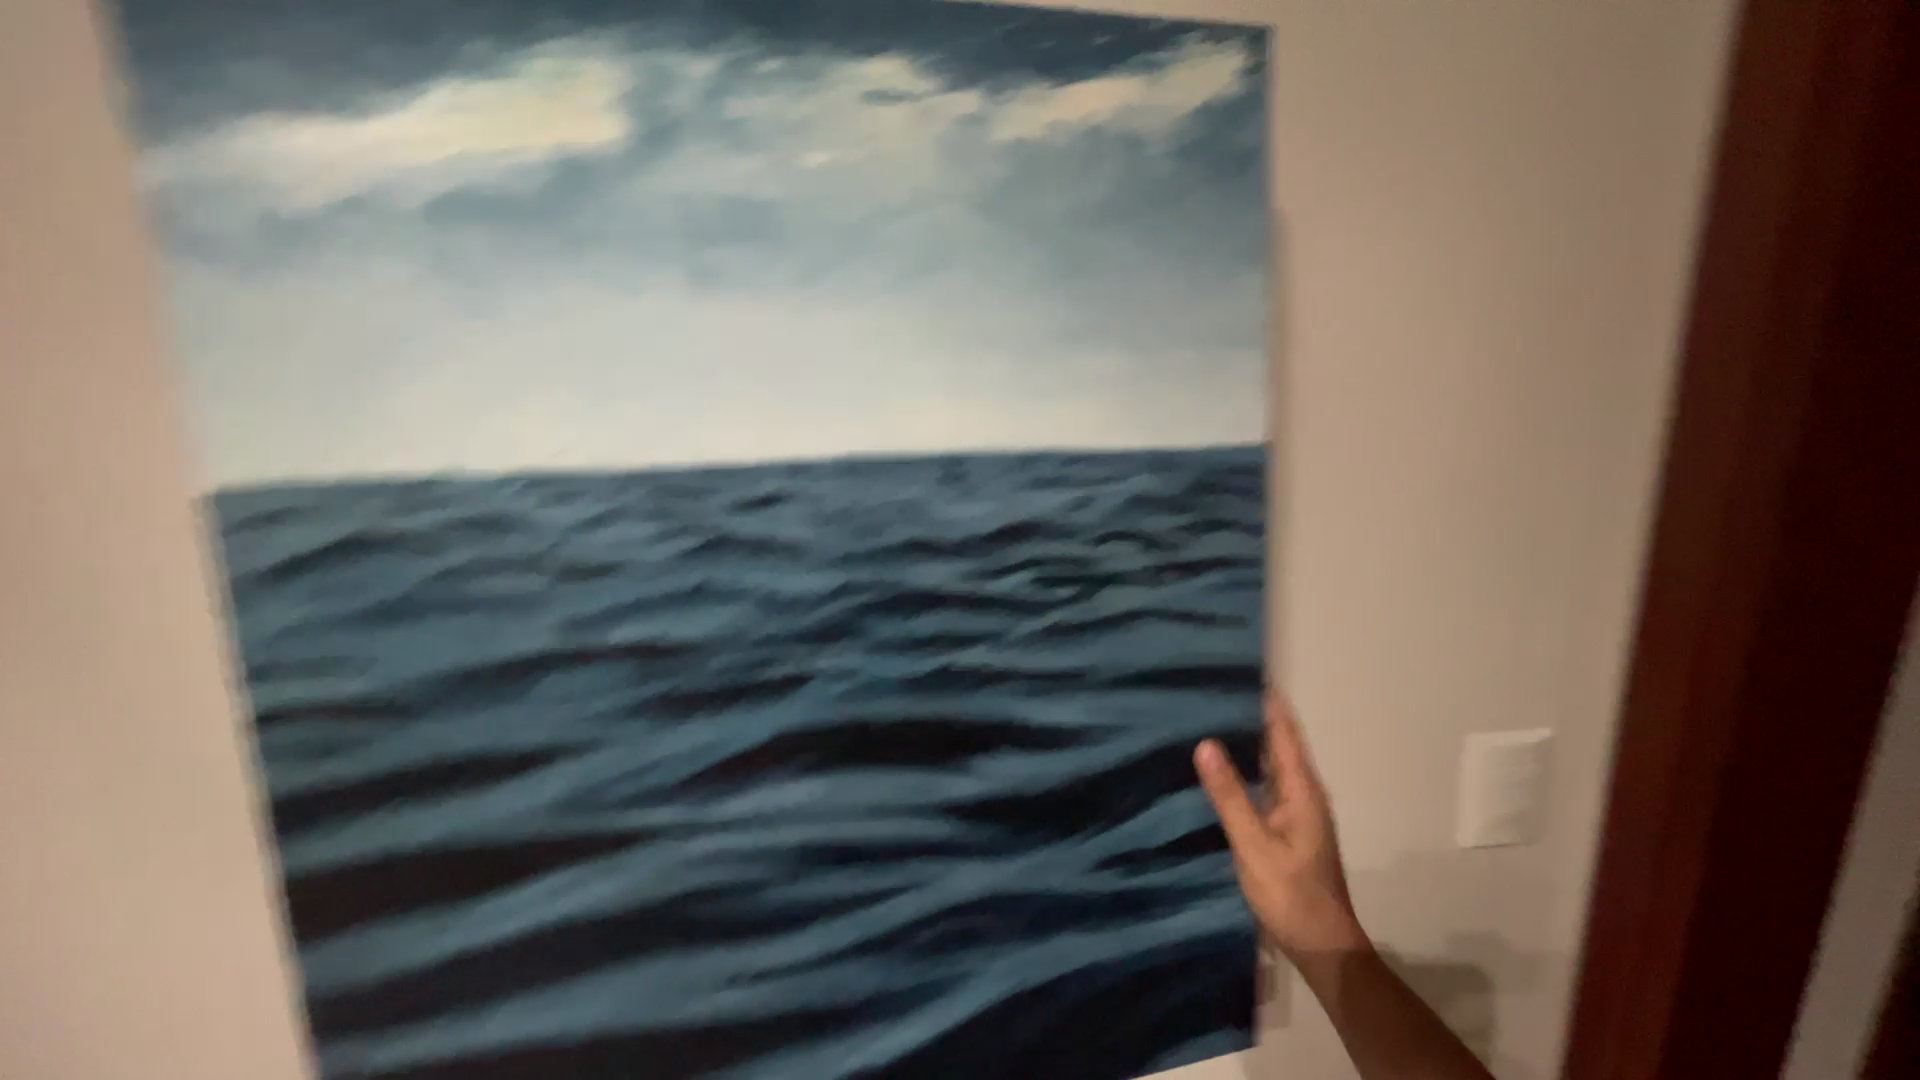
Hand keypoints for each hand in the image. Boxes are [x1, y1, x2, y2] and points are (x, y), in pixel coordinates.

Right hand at [1194, 694, 1369, 960]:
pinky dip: (1243, 768)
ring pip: (1269, 763)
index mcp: (1302, 789)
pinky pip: (1263, 784)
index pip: (1283, 731)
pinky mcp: (1286, 828)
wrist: (1321, 945)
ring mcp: (1296, 812)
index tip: (1239, 669)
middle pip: (1277, 742)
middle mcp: (1303, 793)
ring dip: (1245, 740)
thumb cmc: (1290, 893)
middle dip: (1249, 713)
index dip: (1265, 699)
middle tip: (1209, 688)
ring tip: (1207, 717)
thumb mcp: (1253, 844)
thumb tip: (1205, 743)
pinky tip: (1218, 768)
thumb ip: (1229, 794)